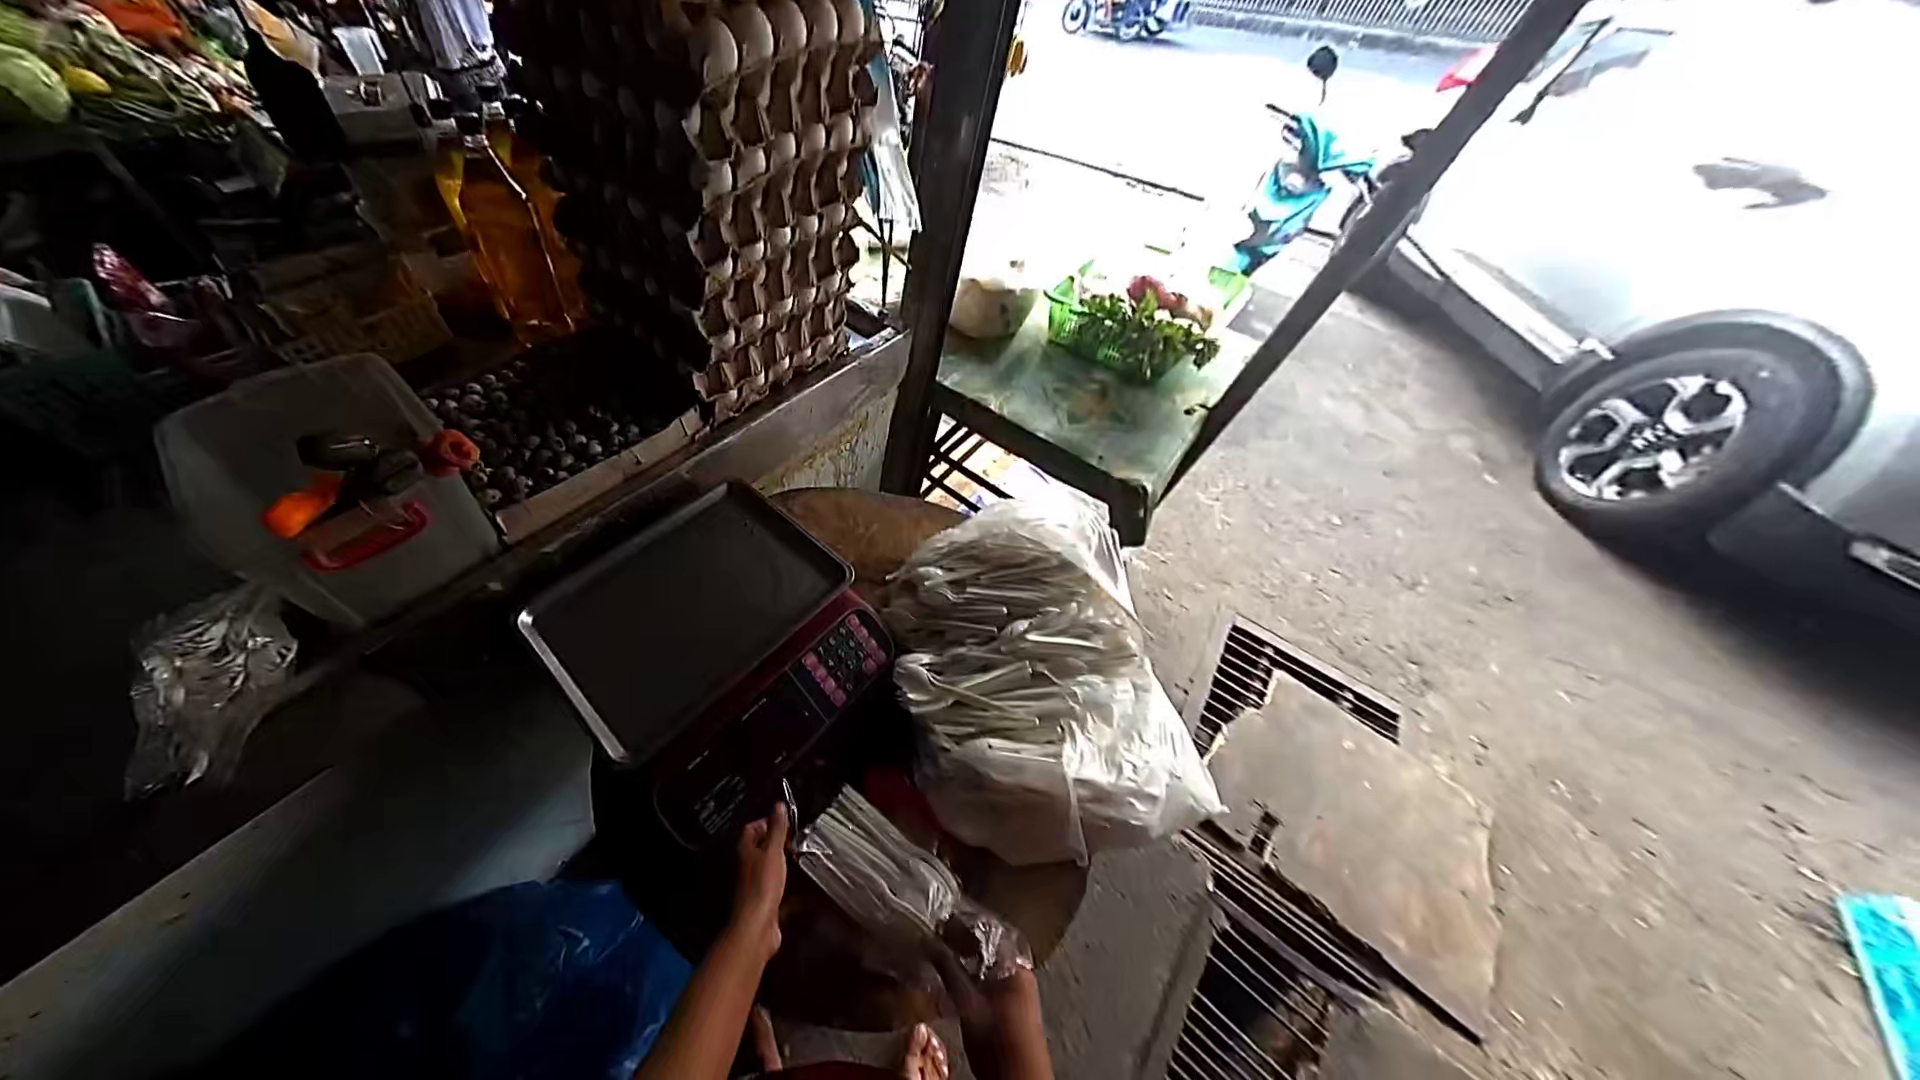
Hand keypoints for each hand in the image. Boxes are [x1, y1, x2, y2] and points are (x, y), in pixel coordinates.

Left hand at [730, 803, 789, 959]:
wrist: (757, 926)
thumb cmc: (763, 883)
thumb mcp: (773, 851)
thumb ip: (777, 828)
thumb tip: (778, 804)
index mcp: (746, 850)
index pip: (752, 828)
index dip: (767, 822)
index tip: (786, 824)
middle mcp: (747, 865)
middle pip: (761, 846)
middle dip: (778, 842)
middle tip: (797, 840)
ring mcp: (754, 883)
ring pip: (769, 865)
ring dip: (783, 861)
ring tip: (801, 857)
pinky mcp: (763, 899)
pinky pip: (775, 885)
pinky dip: (786, 882)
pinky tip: (801, 884)